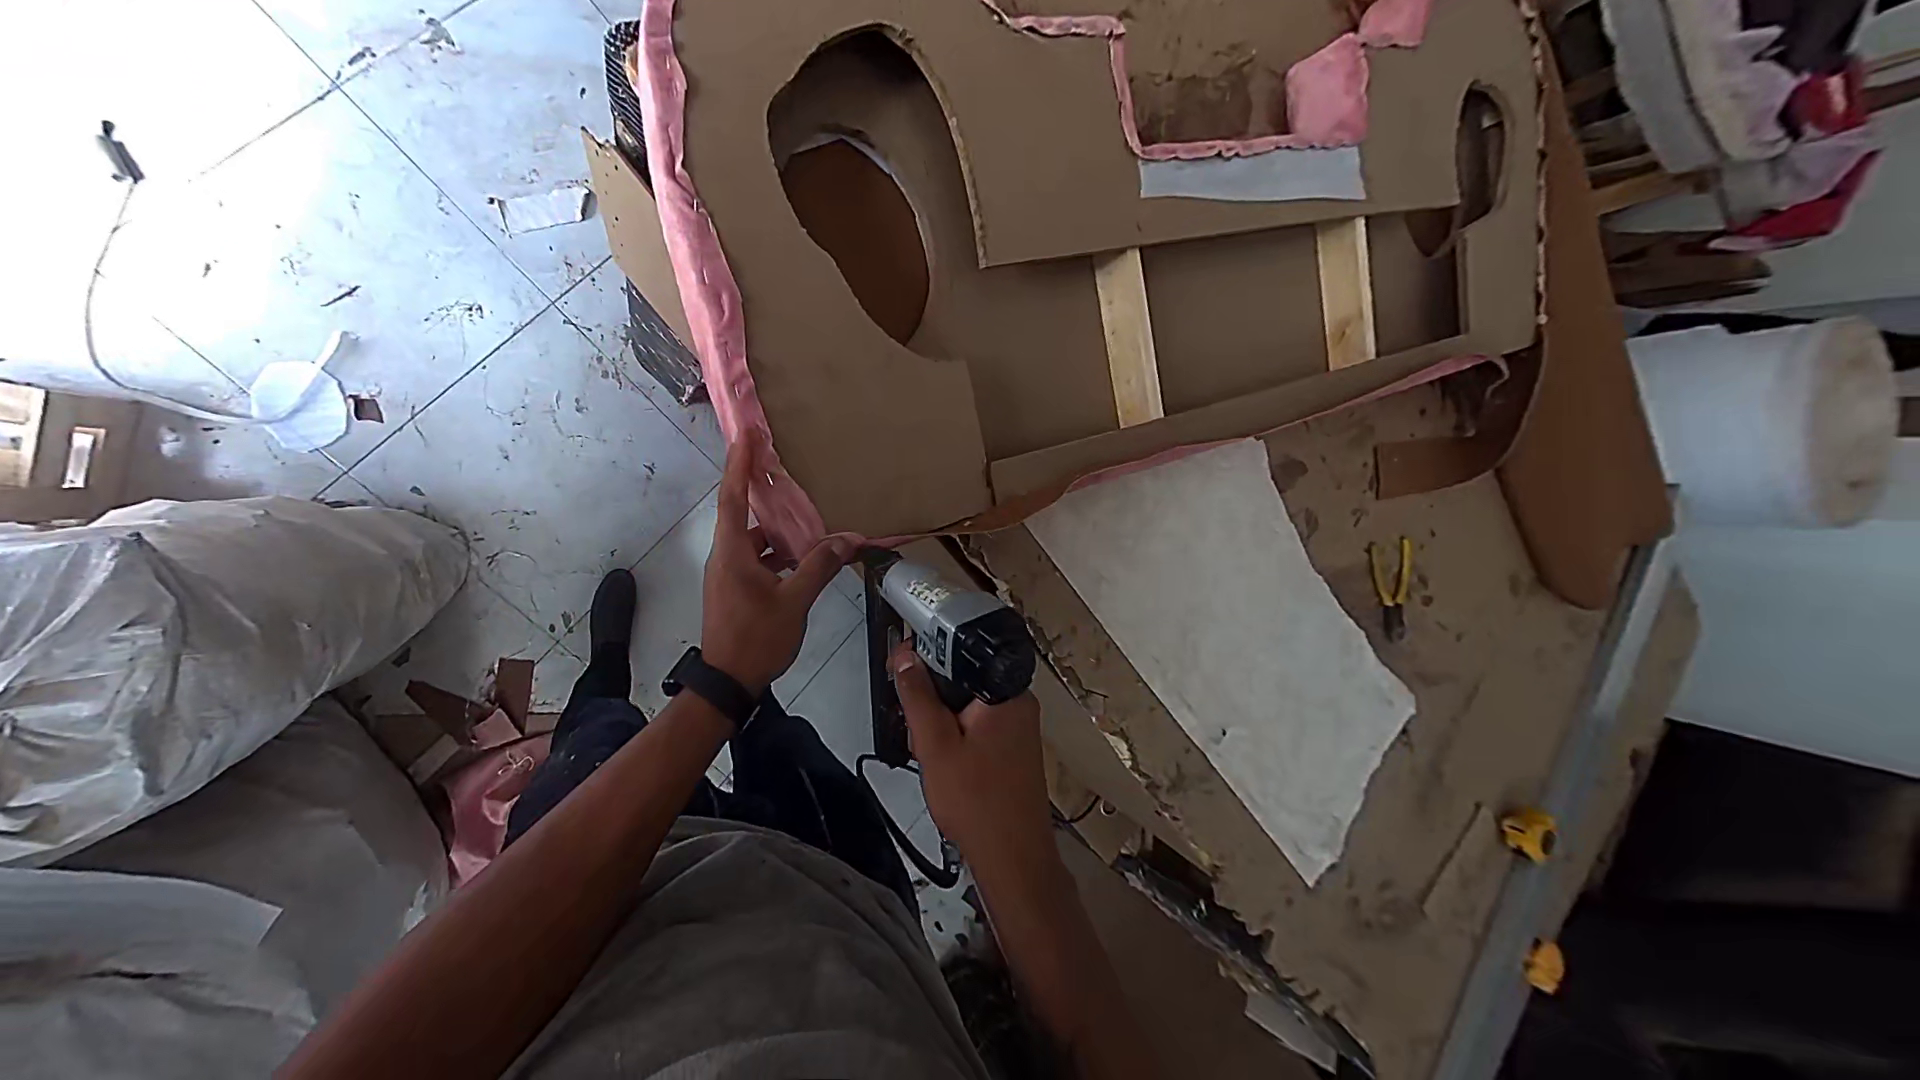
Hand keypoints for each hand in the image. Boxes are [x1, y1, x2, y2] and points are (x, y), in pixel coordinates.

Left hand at [702, 435, 852, 693]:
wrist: (727, 682)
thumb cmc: (756, 639)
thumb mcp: (793, 602)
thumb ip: (819, 567)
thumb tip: (848, 539)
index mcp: (732, 553)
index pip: (732, 497)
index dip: (739, 465)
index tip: (746, 435)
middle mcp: (725, 557)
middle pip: (742, 514)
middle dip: (761, 489)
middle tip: (782, 466)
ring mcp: (729, 575)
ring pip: (753, 540)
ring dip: (776, 528)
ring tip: (806, 515)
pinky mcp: (736, 590)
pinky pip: (757, 559)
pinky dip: (777, 552)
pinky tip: (803, 557)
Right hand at [891, 640, 1055, 883]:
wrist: (1012, 860)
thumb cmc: (978, 804)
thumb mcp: (935, 745)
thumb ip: (918, 696)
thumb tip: (905, 657)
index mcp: (1007, 693)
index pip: (961, 654)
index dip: (926, 656)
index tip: (899, 665)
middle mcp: (1017, 705)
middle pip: (962, 681)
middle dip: (931, 700)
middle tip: (914, 728)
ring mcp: (1016, 729)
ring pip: (965, 707)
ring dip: (940, 724)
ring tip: (929, 755)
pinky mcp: (1011, 750)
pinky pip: (976, 728)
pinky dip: (954, 739)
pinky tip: (944, 765)